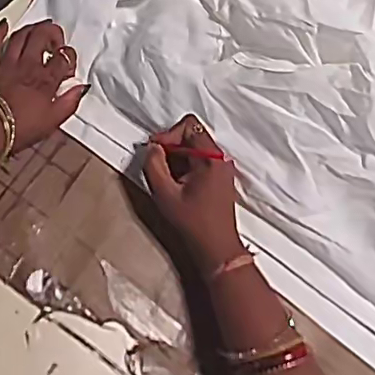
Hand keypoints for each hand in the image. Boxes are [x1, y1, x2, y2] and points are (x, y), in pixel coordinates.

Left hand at [0, 19, 86, 154]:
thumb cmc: (17, 129)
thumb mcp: (52, 121)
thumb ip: (69, 102)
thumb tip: (80, 90)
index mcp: (45, 80)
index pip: (64, 57)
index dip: (69, 56)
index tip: (67, 64)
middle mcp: (27, 67)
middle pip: (42, 36)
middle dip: (52, 32)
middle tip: (55, 39)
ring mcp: (7, 65)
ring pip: (21, 36)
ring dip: (31, 29)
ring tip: (37, 29)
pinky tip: (3, 26)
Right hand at [141, 115, 243, 266]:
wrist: (216, 248)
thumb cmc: (194, 224)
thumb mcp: (165, 193)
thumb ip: (154, 165)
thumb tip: (152, 148)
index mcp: (211, 158)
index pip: (189, 126)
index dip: (167, 134)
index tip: (154, 150)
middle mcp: (220, 159)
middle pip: (193, 134)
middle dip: (170, 145)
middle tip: (156, 163)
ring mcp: (222, 169)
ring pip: (195, 147)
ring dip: (176, 156)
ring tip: (165, 177)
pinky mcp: (220, 178)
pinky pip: (200, 160)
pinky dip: (185, 166)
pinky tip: (176, 184)